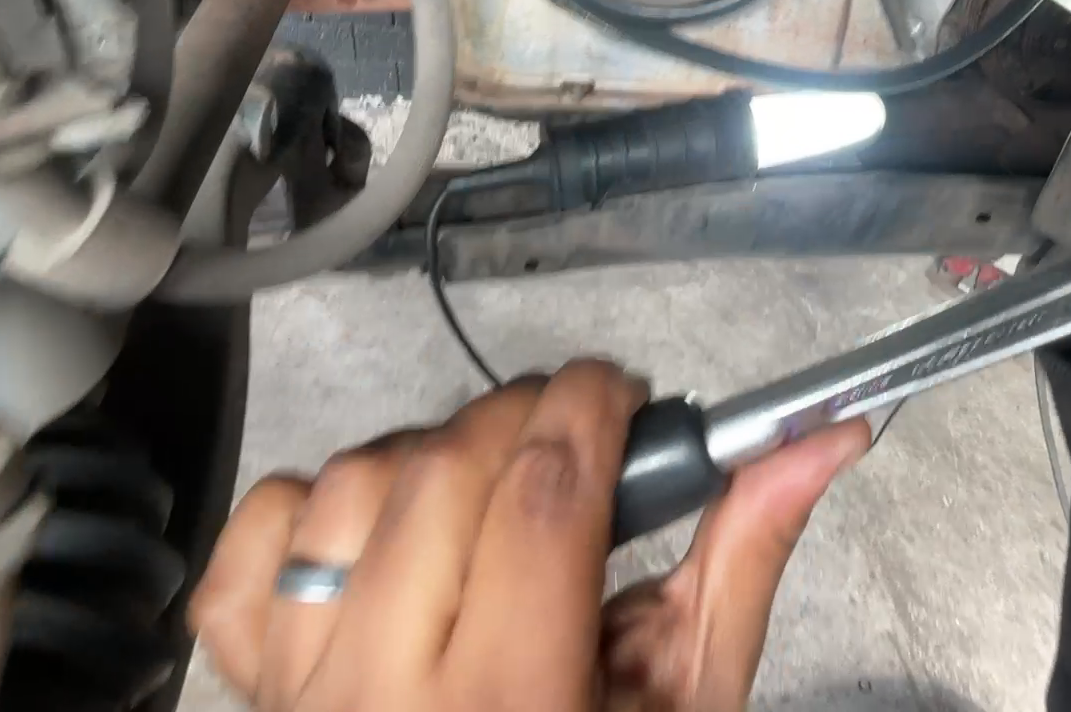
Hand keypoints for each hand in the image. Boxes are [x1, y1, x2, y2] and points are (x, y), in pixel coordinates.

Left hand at [188, 361, 868, 711]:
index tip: (621, 391)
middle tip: (572, 439)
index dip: (590, 403)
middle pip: (448, 470)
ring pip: (351, 483)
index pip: (545, 493)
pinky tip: (377, 534)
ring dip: (434, 454)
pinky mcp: (248, 682)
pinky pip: (255, 544)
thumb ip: (747, 554)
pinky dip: (314, 506)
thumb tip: (822, 438)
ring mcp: (296, 689)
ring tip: (488, 488)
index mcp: (516, 706)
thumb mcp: (694, 697)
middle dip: (525, 417)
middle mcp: (382, 695)